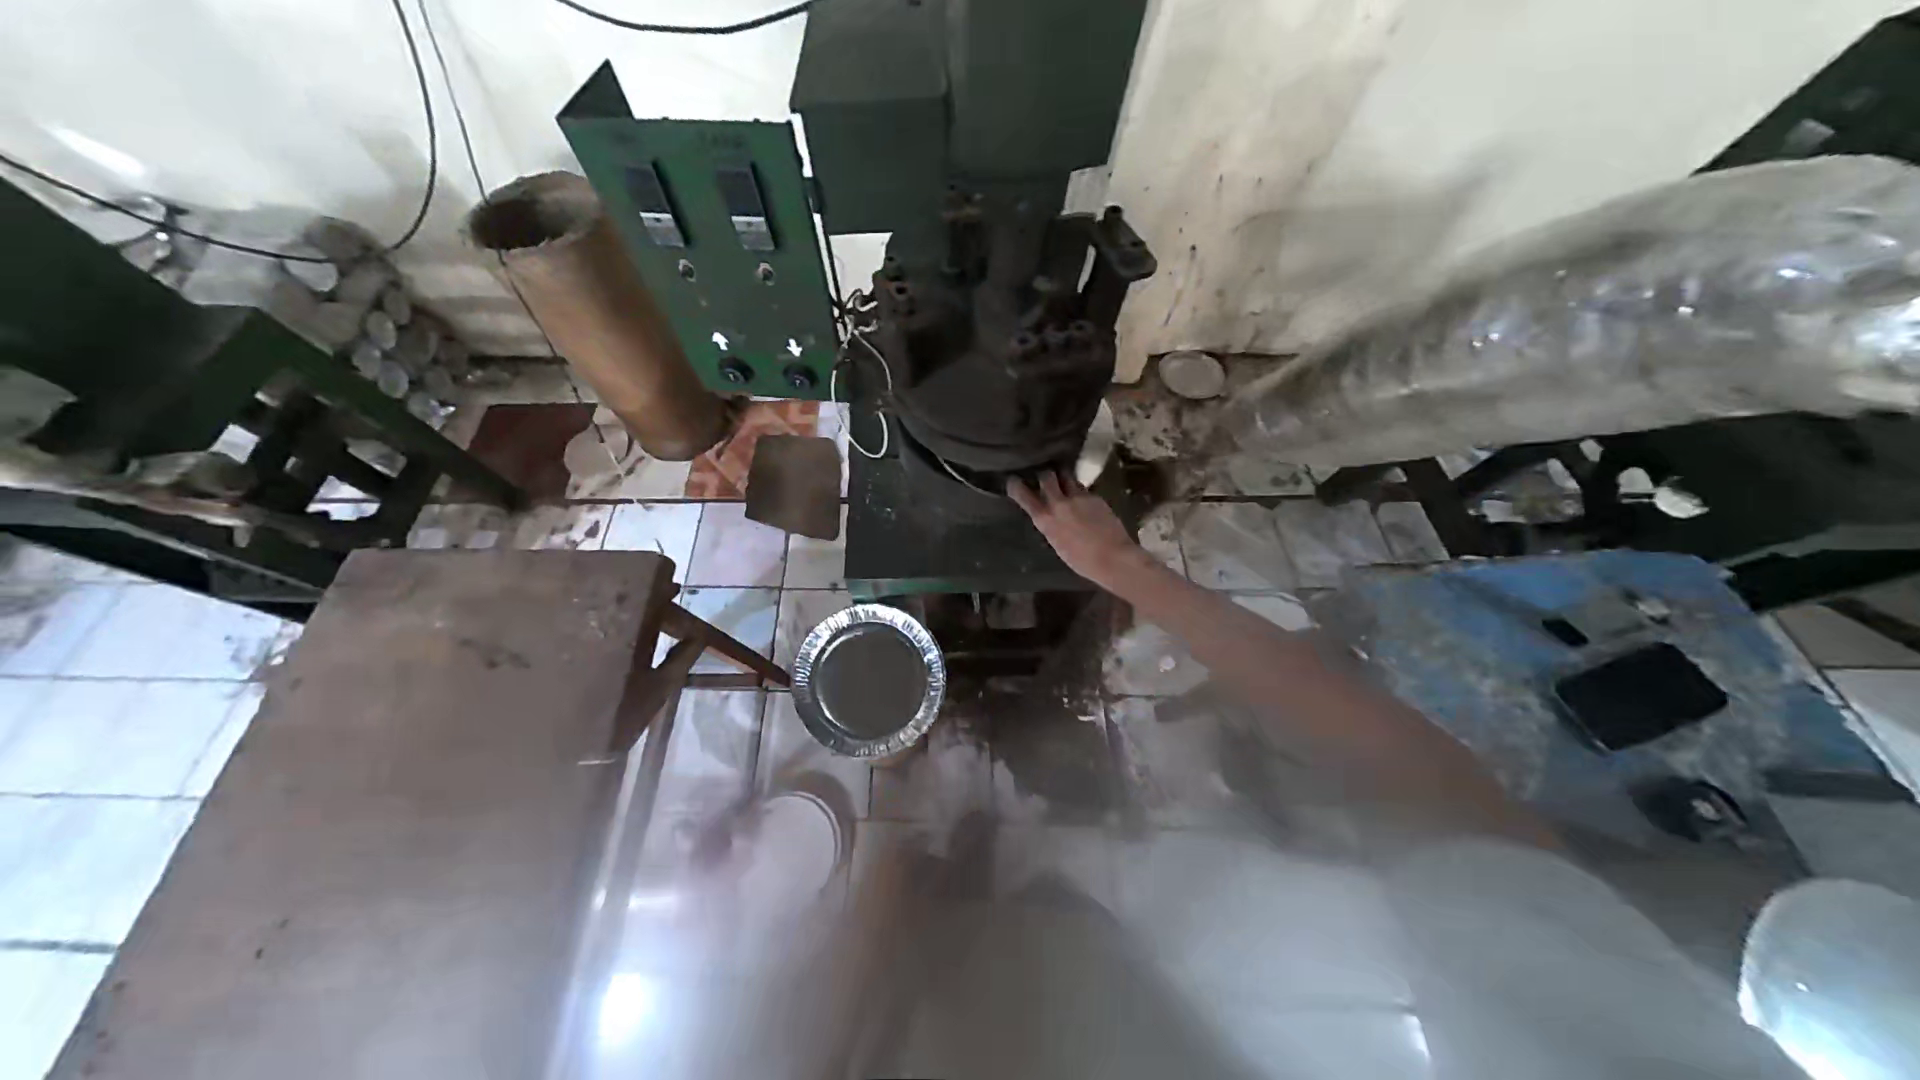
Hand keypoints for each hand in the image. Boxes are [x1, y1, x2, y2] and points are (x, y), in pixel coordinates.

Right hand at [1006, 470, 1149, 588]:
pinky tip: (1086, 501)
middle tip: (1045, 475)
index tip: (1013, 480)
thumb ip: (1051, 525)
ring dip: (1064, 478)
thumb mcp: (1057, 544)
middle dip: (1044, 473)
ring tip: (1065, 481)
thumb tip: (1051, 516)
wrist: (1113, 557)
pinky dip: (1081, 492)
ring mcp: (1079, 497)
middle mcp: (1059, 503)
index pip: (1023, 494)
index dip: (1016, 485)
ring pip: (1067, 477)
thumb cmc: (1082, 561)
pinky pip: (1084, 489)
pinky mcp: (1095, 497)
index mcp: (1045, 519)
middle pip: (1046, 475)